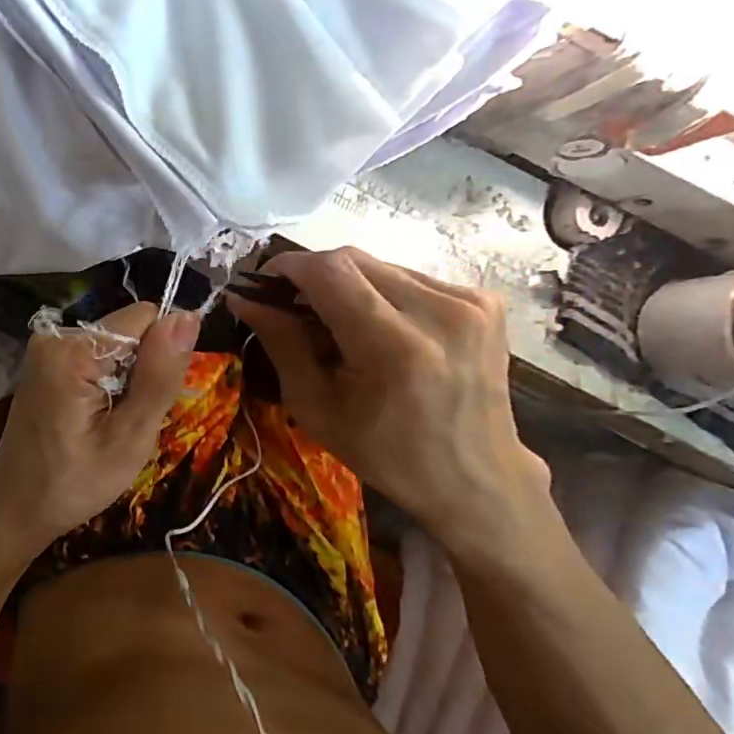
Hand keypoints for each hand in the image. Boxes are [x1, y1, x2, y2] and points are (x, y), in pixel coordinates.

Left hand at [0, 302, 199, 563]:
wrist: (15, 509)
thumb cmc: (73, 484)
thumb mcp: (130, 438)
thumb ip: (159, 376)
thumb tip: (188, 316)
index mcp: (72, 350)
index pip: (144, 317)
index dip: (160, 356)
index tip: (146, 402)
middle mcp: (54, 337)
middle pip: (128, 331)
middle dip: (141, 371)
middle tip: (125, 423)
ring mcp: (44, 349)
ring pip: (115, 346)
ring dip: (125, 381)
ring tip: (108, 424)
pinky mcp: (44, 363)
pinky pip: (95, 357)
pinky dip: (106, 384)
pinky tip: (93, 419)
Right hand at [227, 248, 548, 538]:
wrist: (473, 474)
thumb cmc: (384, 452)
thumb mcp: (316, 406)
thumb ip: (282, 343)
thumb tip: (244, 298)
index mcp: (394, 347)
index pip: (330, 271)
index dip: (288, 267)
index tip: (264, 283)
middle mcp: (439, 312)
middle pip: (354, 259)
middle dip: (313, 275)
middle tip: (292, 305)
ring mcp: (471, 302)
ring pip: (382, 265)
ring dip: (348, 284)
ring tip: (337, 322)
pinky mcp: (488, 301)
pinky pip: (413, 278)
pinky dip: (383, 293)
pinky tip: (381, 327)